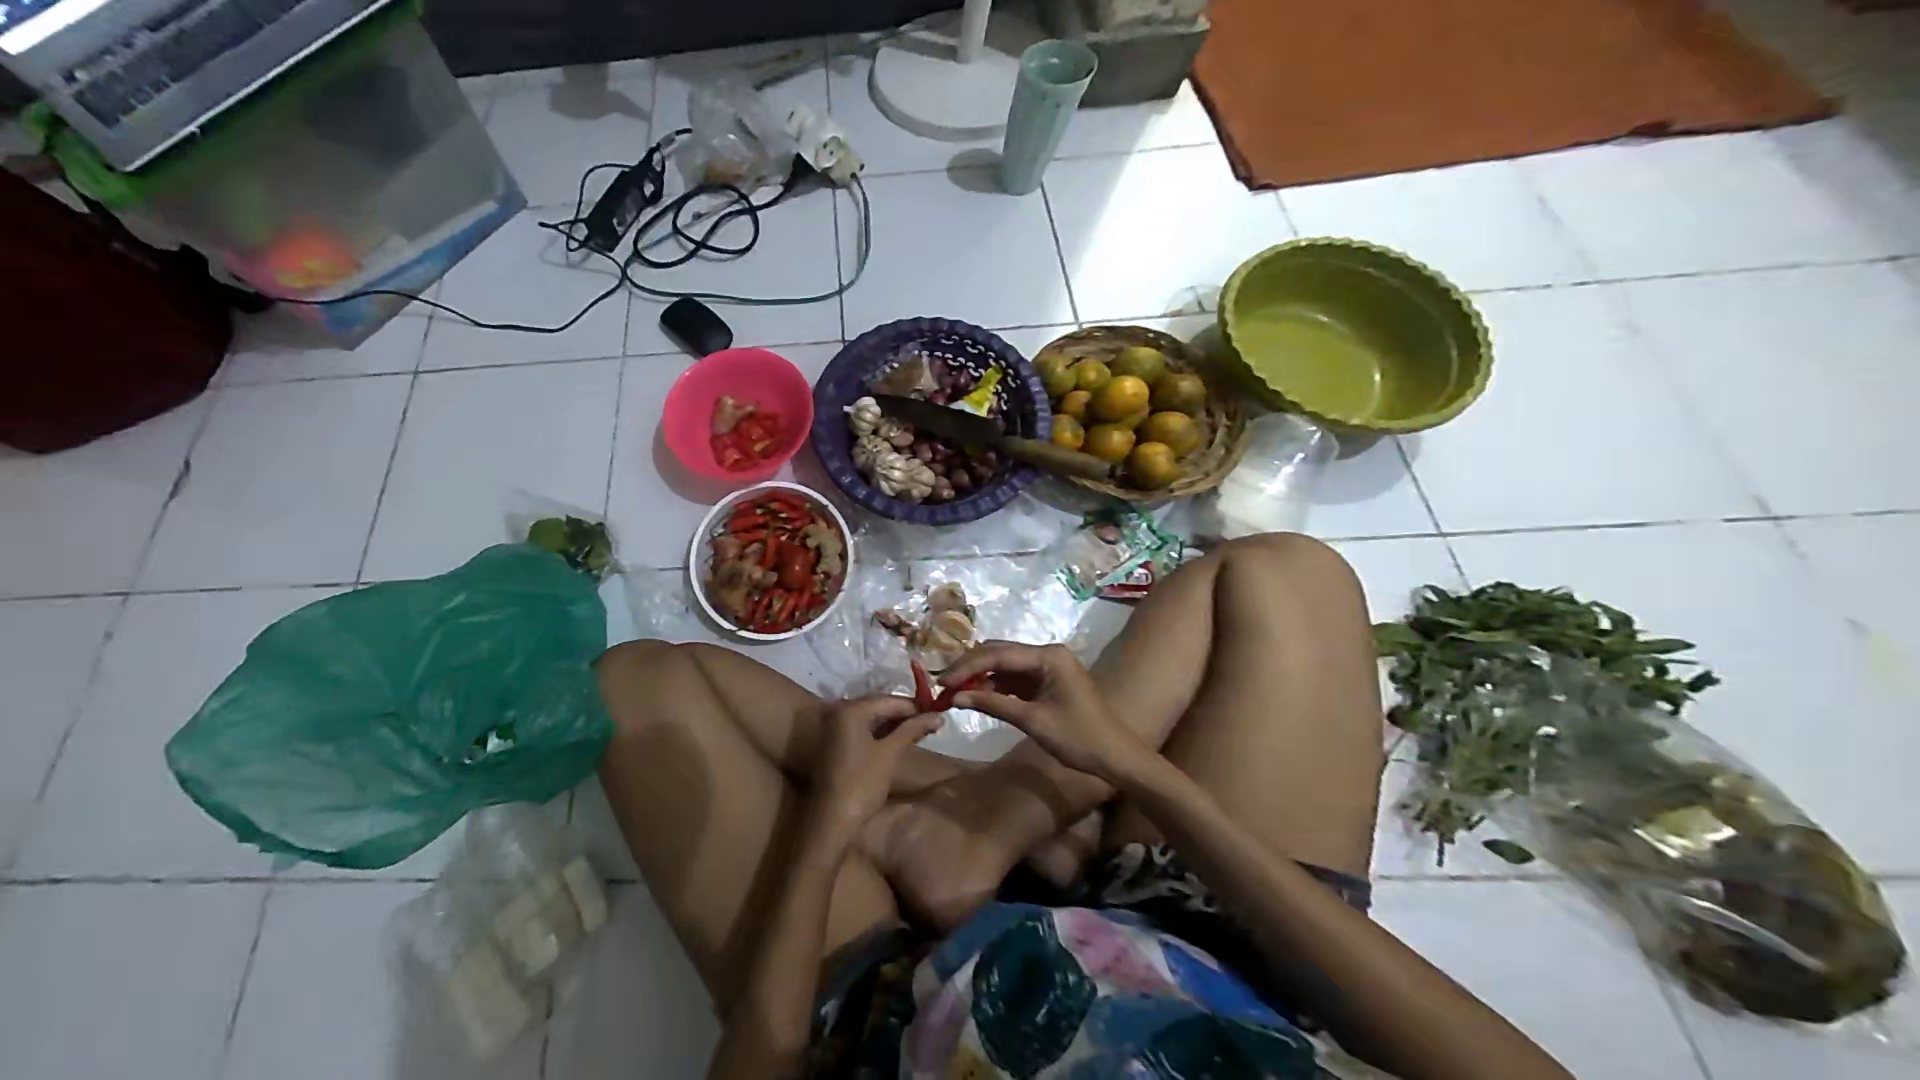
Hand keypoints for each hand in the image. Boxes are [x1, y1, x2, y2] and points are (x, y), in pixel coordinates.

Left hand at [810, 696, 943, 847]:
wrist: (831, 821)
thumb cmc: (862, 783)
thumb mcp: (890, 753)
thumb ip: (913, 729)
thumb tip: (939, 715)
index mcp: (851, 710)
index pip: (890, 700)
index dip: (915, 707)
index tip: (938, 714)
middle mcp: (840, 713)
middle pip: (879, 707)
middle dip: (905, 715)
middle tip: (931, 724)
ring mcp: (835, 730)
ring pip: (871, 719)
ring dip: (894, 725)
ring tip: (920, 733)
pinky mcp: (836, 745)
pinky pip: (863, 731)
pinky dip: (881, 734)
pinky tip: (899, 741)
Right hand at [943, 642, 1155, 783]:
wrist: (1115, 756)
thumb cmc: (1078, 737)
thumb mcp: (1033, 721)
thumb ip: (994, 704)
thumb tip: (955, 698)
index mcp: (1048, 656)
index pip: (998, 654)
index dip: (966, 667)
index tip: (941, 682)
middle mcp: (1047, 653)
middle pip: (999, 653)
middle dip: (970, 668)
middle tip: (942, 685)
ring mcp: (1047, 667)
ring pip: (1004, 664)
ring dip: (980, 677)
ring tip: (953, 692)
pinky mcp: (1046, 681)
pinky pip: (1013, 677)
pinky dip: (994, 686)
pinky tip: (975, 697)